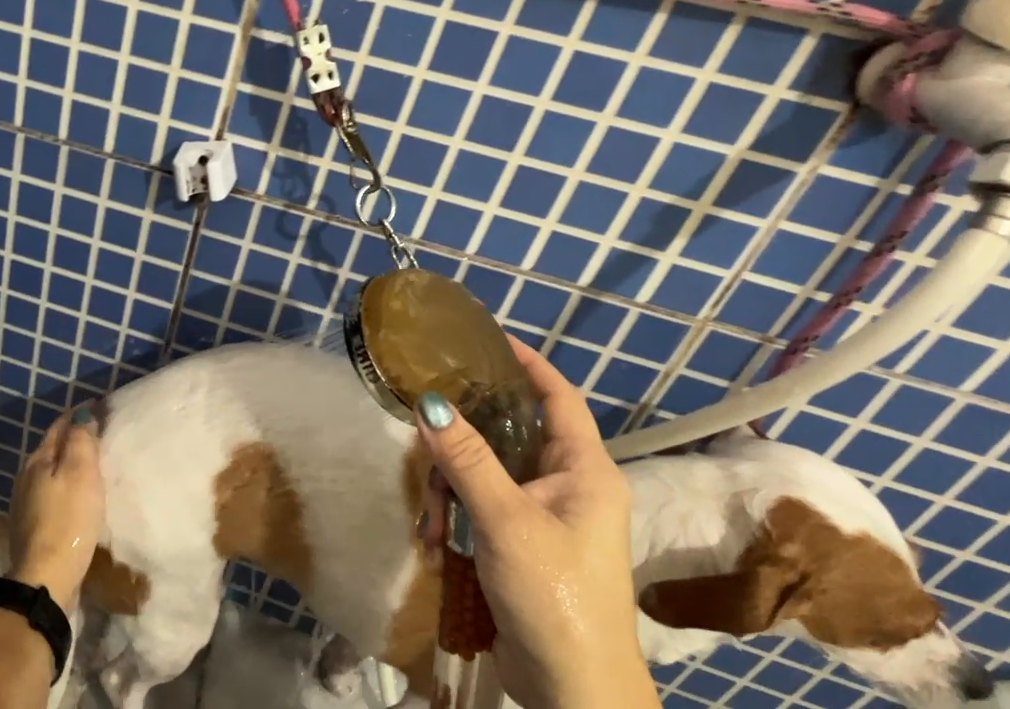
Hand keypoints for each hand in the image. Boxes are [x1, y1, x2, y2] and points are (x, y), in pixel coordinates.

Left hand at [8, 405, 104, 609]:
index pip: (58, 426)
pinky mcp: (33, 528)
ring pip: (50, 473)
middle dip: (72, 437)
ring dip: (68, 464)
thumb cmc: (68, 520)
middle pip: (51, 448)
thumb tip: (82, 415)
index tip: (99, 407)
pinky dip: (66, 488)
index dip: (78, 414)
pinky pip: (52, 495)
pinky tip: (78, 497)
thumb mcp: (80, 473)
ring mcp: (26, 504)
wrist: (46, 578)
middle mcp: (26, 478)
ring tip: (92, 463)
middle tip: (99, 432)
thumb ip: (80, 441)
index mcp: (37, 461)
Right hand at [413, 336, 657, 708]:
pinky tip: (436, 545)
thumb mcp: (504, 520)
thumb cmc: (553, 594)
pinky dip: (454, 517)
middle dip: (460, 443)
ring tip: (430, 527)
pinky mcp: (522, 543)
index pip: (558, 395)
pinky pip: (480, 506)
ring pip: (485, 472)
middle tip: (424, 445)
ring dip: (449, 491)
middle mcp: (568, 484)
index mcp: (584, 469)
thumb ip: (466, 458)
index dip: (526, 362)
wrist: (573, 692)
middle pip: (507, 433)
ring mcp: (544, 515)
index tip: (484, 336)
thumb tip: (429, 401)